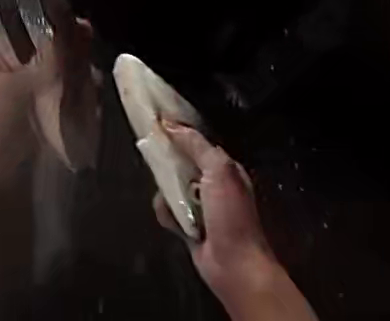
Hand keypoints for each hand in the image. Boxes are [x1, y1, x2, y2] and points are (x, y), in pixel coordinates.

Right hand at [155, 123, 316, 320]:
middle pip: (182, 162)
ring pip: (172, 186)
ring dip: (165, 189)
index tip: (157, 122)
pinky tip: (168, 215)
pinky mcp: (188, 227)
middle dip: (167, 159)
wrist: (236, 268)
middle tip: (153, 155)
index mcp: (224, 168)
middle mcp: (212, 185)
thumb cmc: (232, 215)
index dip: (179, 131)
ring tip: (168, 195)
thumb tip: (171, 124)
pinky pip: (169, 211)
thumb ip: (195, 144)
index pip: (197, 142)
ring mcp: (200, 207)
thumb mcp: (218, 169)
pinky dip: (165, 211)